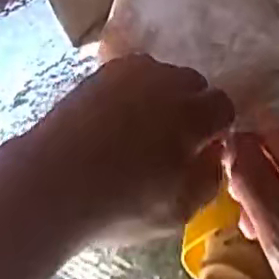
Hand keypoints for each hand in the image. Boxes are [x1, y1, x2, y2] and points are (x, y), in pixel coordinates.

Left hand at [19, 54, 234, 244]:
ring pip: (163, 74)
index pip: (223, 105)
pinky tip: (117, 116)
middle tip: (173, 139)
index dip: (217, 127)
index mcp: (192, 113)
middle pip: (194, 83)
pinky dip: (133, 88)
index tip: (204, 147)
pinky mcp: (106, 68)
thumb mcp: (179, 210)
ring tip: (141, 127)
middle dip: (191, 106)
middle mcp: (168, 80)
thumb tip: (215, 154)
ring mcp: (134, 69)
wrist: (56, 178)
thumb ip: (209, 178)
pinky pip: (133, 72)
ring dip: (162, 94)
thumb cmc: (121, 202)